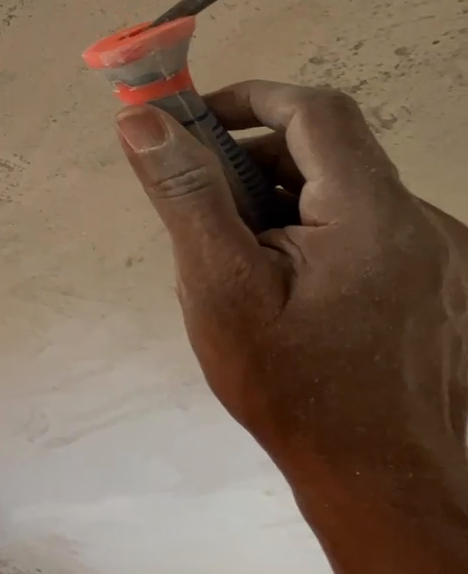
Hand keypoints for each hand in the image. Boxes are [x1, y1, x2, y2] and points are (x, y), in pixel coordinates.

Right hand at [116, 81, 467, 573]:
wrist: (378, 476)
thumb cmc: (289, 376)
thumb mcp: (218, 279)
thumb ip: (185, 190)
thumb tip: (141, 120)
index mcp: (374, 215)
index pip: (316, 109)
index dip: (244, 97)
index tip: (181, 122)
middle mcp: (419, 223)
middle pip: (322, 147)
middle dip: (243, 155)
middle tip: (188, 201)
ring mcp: (432, 256)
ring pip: (334, 187)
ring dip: (266, 195)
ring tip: (224, 253)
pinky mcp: (427, 283)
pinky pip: (351, 224)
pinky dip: (296, 226)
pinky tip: (268, 281)